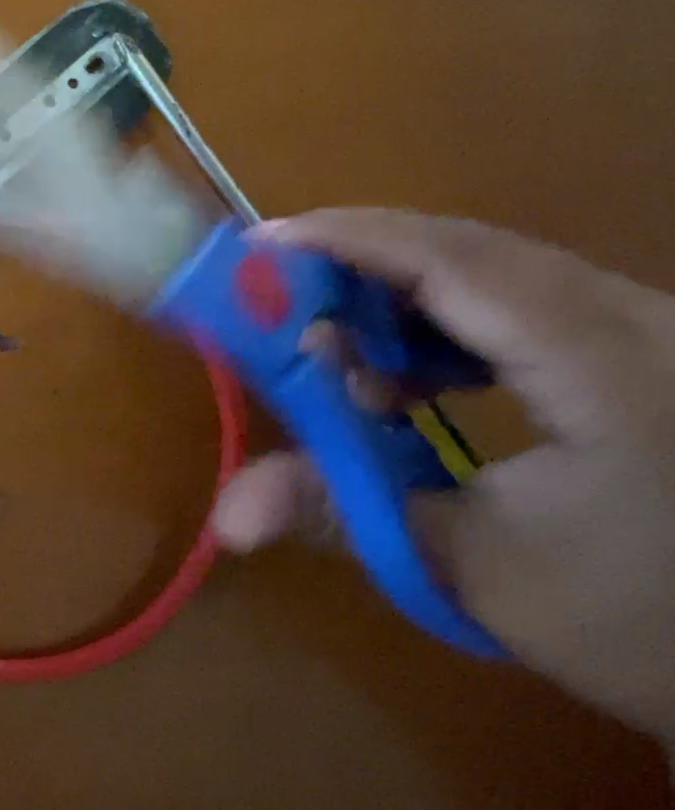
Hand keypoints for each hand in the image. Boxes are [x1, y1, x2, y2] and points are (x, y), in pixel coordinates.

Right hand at [210, 208, 674, 745]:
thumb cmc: (634, 614)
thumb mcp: (476, 569)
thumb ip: (342, 513)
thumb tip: (224, 518)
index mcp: (606, 368)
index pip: (457, 265)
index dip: (349, 242)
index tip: (255, 249)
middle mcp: (640, 325)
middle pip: (472, 252)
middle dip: (358, 265)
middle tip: (273, 296)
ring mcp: (652, 335)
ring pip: (500, 272)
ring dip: (398, 297)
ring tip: (334, 350)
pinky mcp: (649, 355)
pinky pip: (530, 302)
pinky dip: (448, 322)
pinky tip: (416, 378)